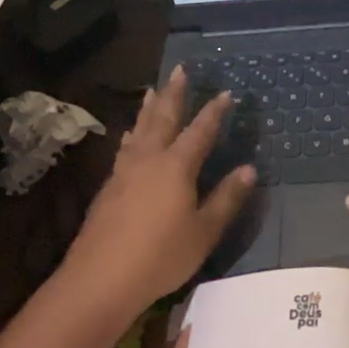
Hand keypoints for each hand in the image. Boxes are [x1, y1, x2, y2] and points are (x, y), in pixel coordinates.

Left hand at [59, 65, 253, 316]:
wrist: (100, 278)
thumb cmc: (161, 256)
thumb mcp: (204, 231)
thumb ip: (226, 198)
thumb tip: (248, 169)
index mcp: (176, 166)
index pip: (200, 131)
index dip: (214, 111)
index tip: (225, 92)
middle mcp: (149, 159)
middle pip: (162, 118)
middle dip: (173, 93)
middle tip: (179, 69)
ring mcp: (124, 172)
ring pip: (139, 129)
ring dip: (148, 108)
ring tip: (152, 91)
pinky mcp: (108, 187)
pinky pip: (125, 148)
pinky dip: (132, 134)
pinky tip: (129, 137)